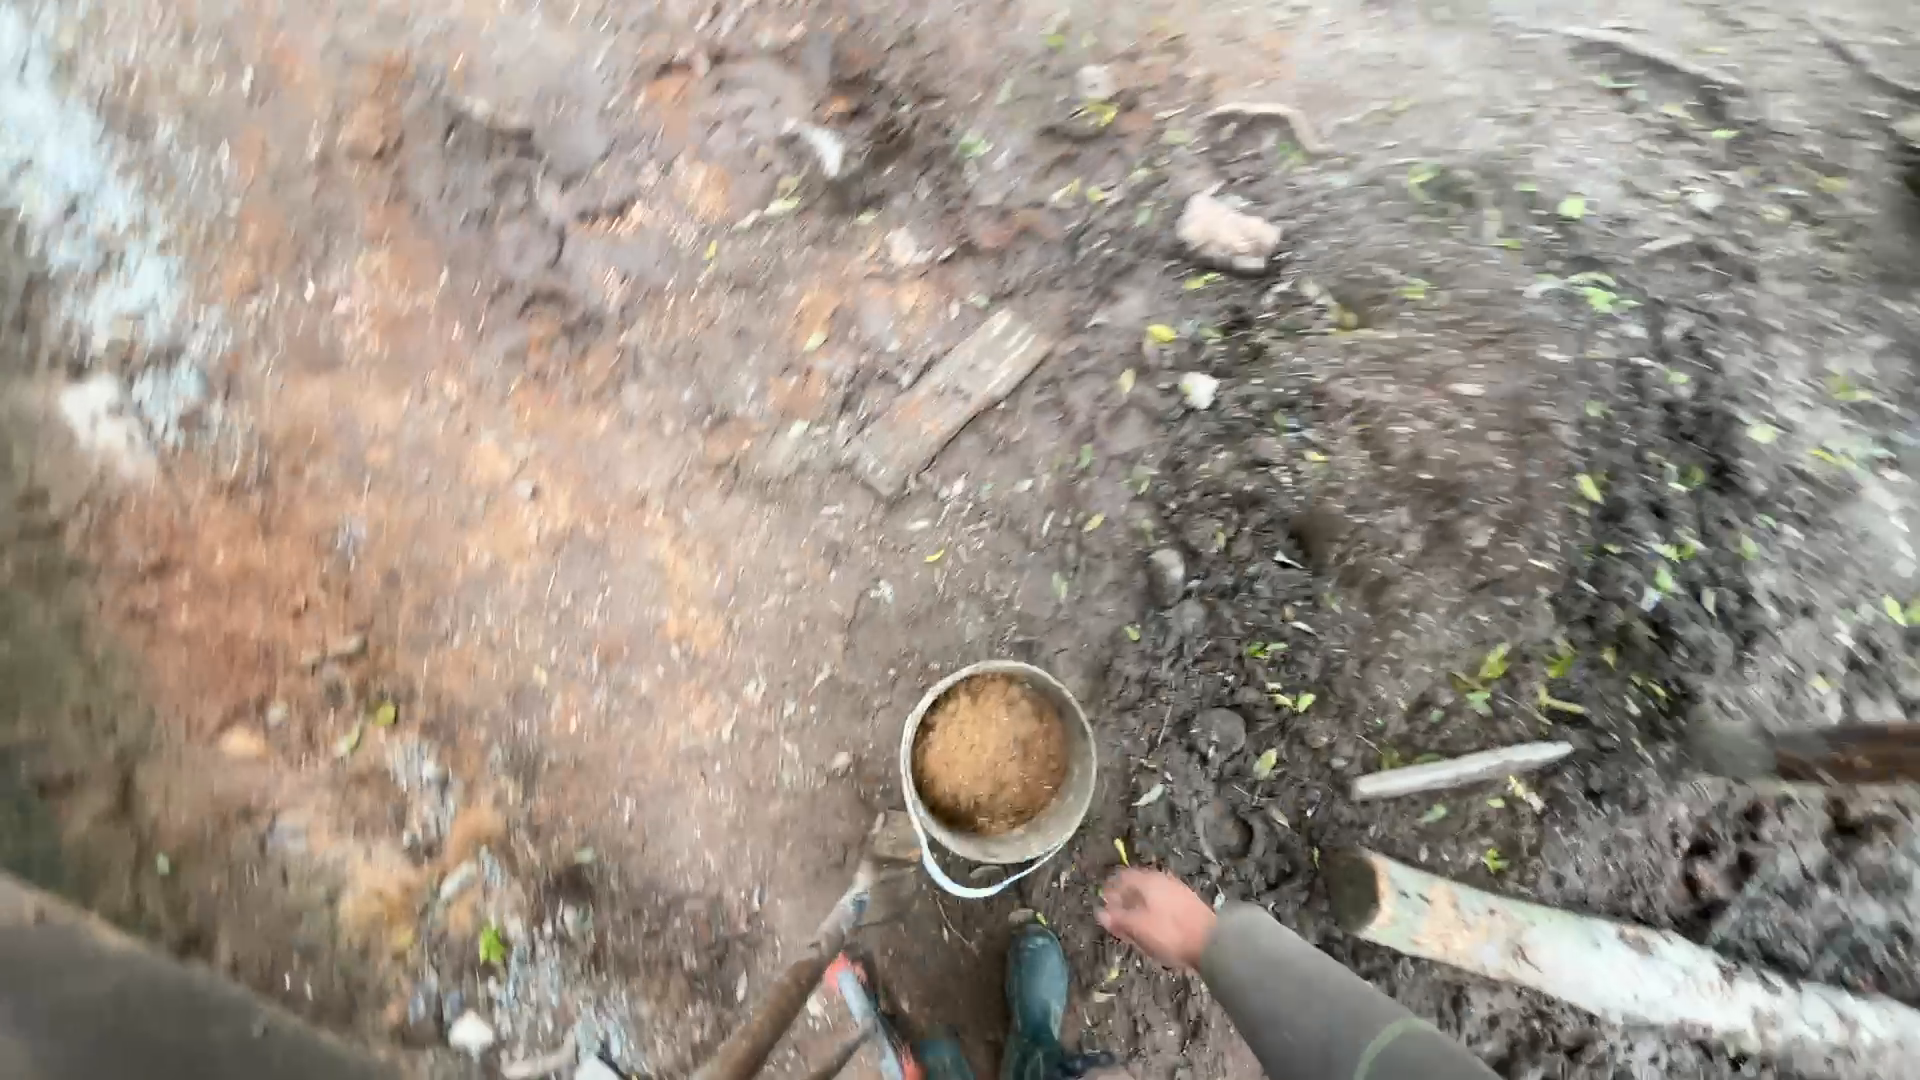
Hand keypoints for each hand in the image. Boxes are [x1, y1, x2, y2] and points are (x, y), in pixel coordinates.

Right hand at [1096, 868, 1216, 970]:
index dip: (1111, 889)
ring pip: (1152, 896)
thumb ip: (1118, 919)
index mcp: (1147, 880)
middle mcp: (1162, 880)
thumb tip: (1100, 913)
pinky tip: (1156, 928)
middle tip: (1118, 917)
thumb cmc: (1169, 933)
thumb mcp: (1138, 928)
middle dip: (1125, 900)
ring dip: (1140, 908)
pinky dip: (1155, 913)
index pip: (1122, 877)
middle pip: (1137, 886)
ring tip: (1136, 926)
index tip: (1105, 903)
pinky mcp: (1189, 904)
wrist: (1212, 943)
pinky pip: (1164, 904)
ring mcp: (1178, 891)